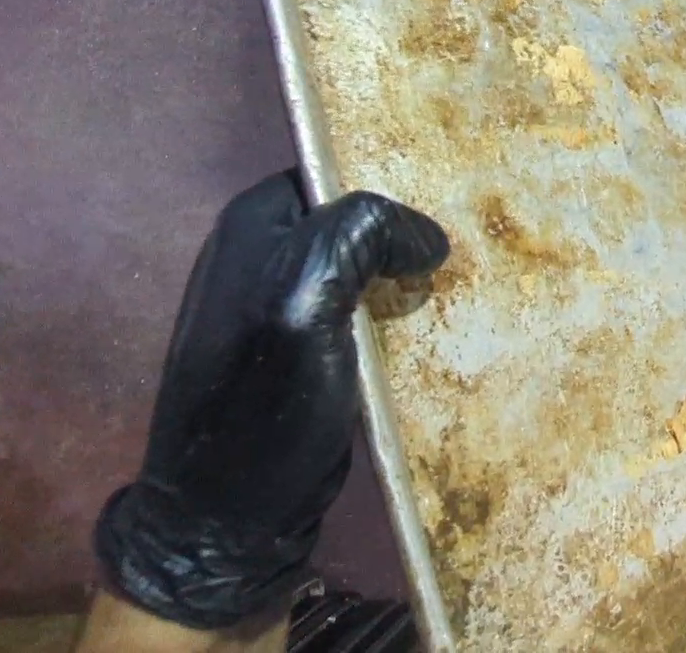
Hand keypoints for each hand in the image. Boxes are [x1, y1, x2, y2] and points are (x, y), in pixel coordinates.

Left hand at [94, 172, 448, 630]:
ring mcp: (284, 298)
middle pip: (356, 216)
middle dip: (405, 233)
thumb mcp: (305, 294)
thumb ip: (361, 234)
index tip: (439, 217)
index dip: (390, 189)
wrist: (230, 513)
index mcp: (254, 222)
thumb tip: (428, 239)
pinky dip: (399, 306)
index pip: (338, 173)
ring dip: (408, 272)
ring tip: (452, 285)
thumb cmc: (262, 397)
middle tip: (456, 253)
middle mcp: (264, 250)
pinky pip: (365, 301)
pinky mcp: (307, 340)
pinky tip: (428, 320)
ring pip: (366, 260)